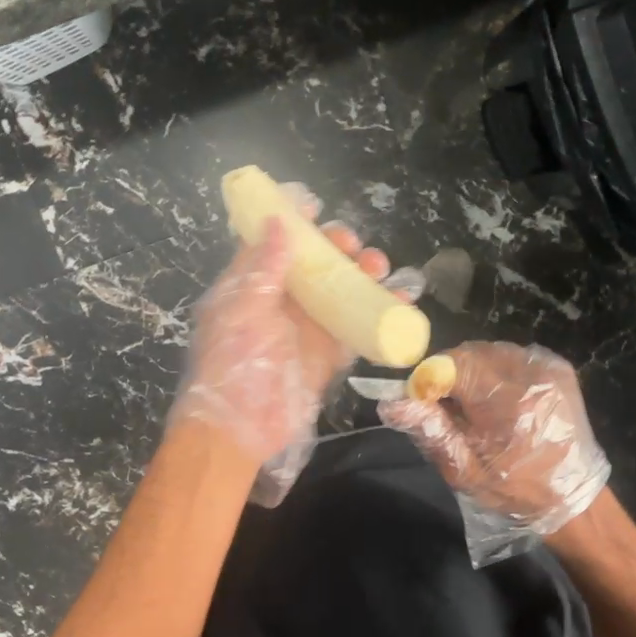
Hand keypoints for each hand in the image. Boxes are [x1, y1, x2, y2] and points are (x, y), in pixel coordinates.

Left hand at [170, 185, 392, 501]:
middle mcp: (279, 303)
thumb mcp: (243, 309)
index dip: (293, 224)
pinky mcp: (327, 355)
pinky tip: (400, 298)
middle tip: (353, 246)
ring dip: (361, 274)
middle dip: (337, 249)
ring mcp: (306, 329)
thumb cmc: (235, 363)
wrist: (242, 428)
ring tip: (379, 266)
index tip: (315, 208)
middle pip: (313, 265)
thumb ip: (264, 268)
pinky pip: (356, 327)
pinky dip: (378, 312)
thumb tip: (279, 222)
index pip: (271, 245)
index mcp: (250, 287)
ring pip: (339, 291)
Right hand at [379, 341, 610, 534]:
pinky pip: (511, 357)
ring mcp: (546, 366)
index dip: (429, 380)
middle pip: (469, 353)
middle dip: (450, 375)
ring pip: (488, 351)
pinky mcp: (557, 368)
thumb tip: (390, 402)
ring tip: (473, 406)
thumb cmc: (514, 488)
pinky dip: (496, 372)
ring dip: (472, 372)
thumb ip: (428, 429)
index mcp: (505, 398)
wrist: (574, 497)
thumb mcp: (463, 468)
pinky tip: (498, 399)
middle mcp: (528, 371)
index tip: (423, 403)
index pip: (450, 363)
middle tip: (446, 408)